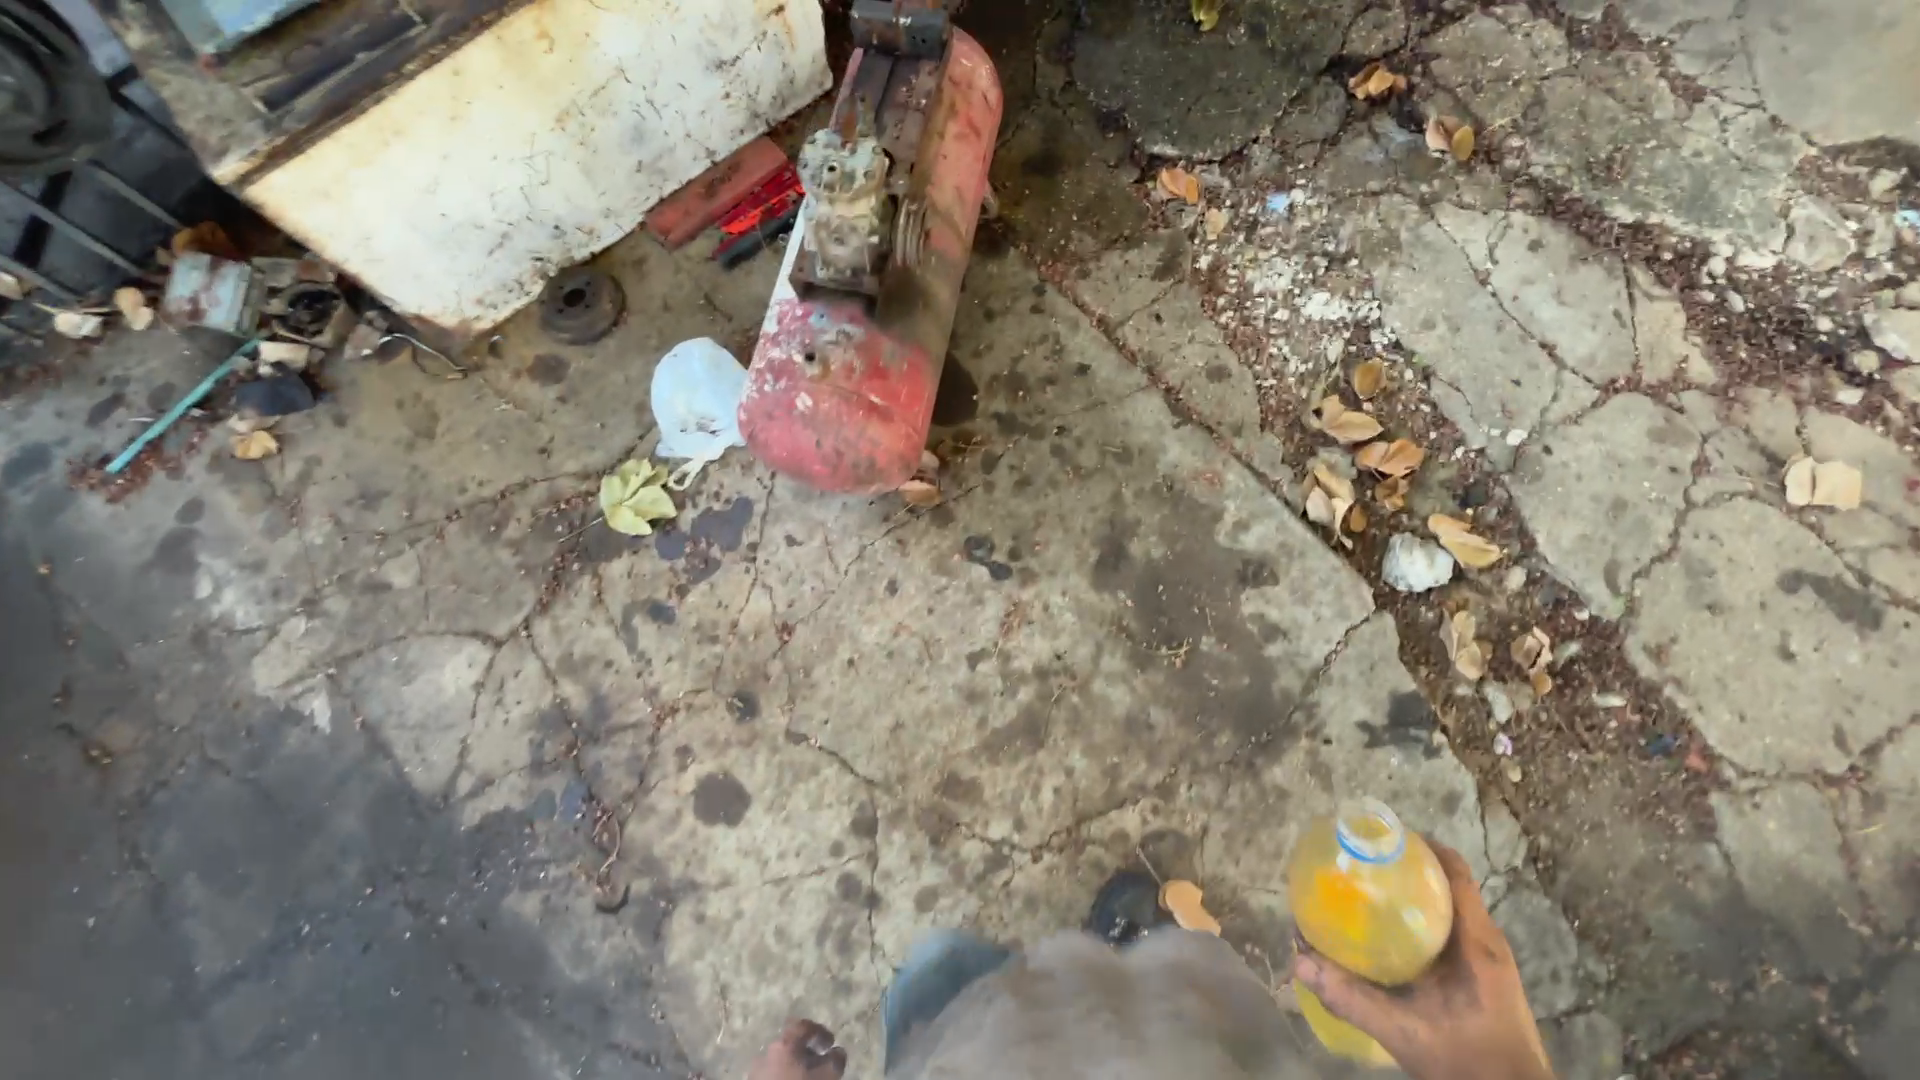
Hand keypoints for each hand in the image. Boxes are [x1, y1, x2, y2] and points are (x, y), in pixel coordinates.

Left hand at [746, 1019, 847, 1079]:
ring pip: (781, 1059)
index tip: (830, 1042)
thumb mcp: (827, 1075)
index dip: (819, 1031)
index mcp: (784, 1043)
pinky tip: (794, 1079)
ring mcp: (758, 1069)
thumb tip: (838, 1051)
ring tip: (808, 1074)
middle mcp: (768, 1050)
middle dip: (807, 1050)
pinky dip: (785, 1073)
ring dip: (795, 1064)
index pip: (803, 1025)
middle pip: (791, 1043)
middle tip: (820, 1060)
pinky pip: (773, 1072)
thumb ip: (835, 1060)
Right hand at [1291, 842, 1553, 1079]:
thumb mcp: (1407, 1033)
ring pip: (1445, 907)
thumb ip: (1353, 999)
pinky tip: (1383, 936)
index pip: (1454, 872)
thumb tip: (1299, 961)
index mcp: (1478, 942)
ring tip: (1363, 892)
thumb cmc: (1471, 1063)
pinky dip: (1415, 920)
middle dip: (1404, 867)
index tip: (1379, 836)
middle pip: (1446, 883)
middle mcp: (1485, 941)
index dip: (1421, 846)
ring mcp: (1485, 959)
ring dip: (1409, 894)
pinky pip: (1445, 931)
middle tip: (1359, 863)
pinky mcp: (1480, 976)